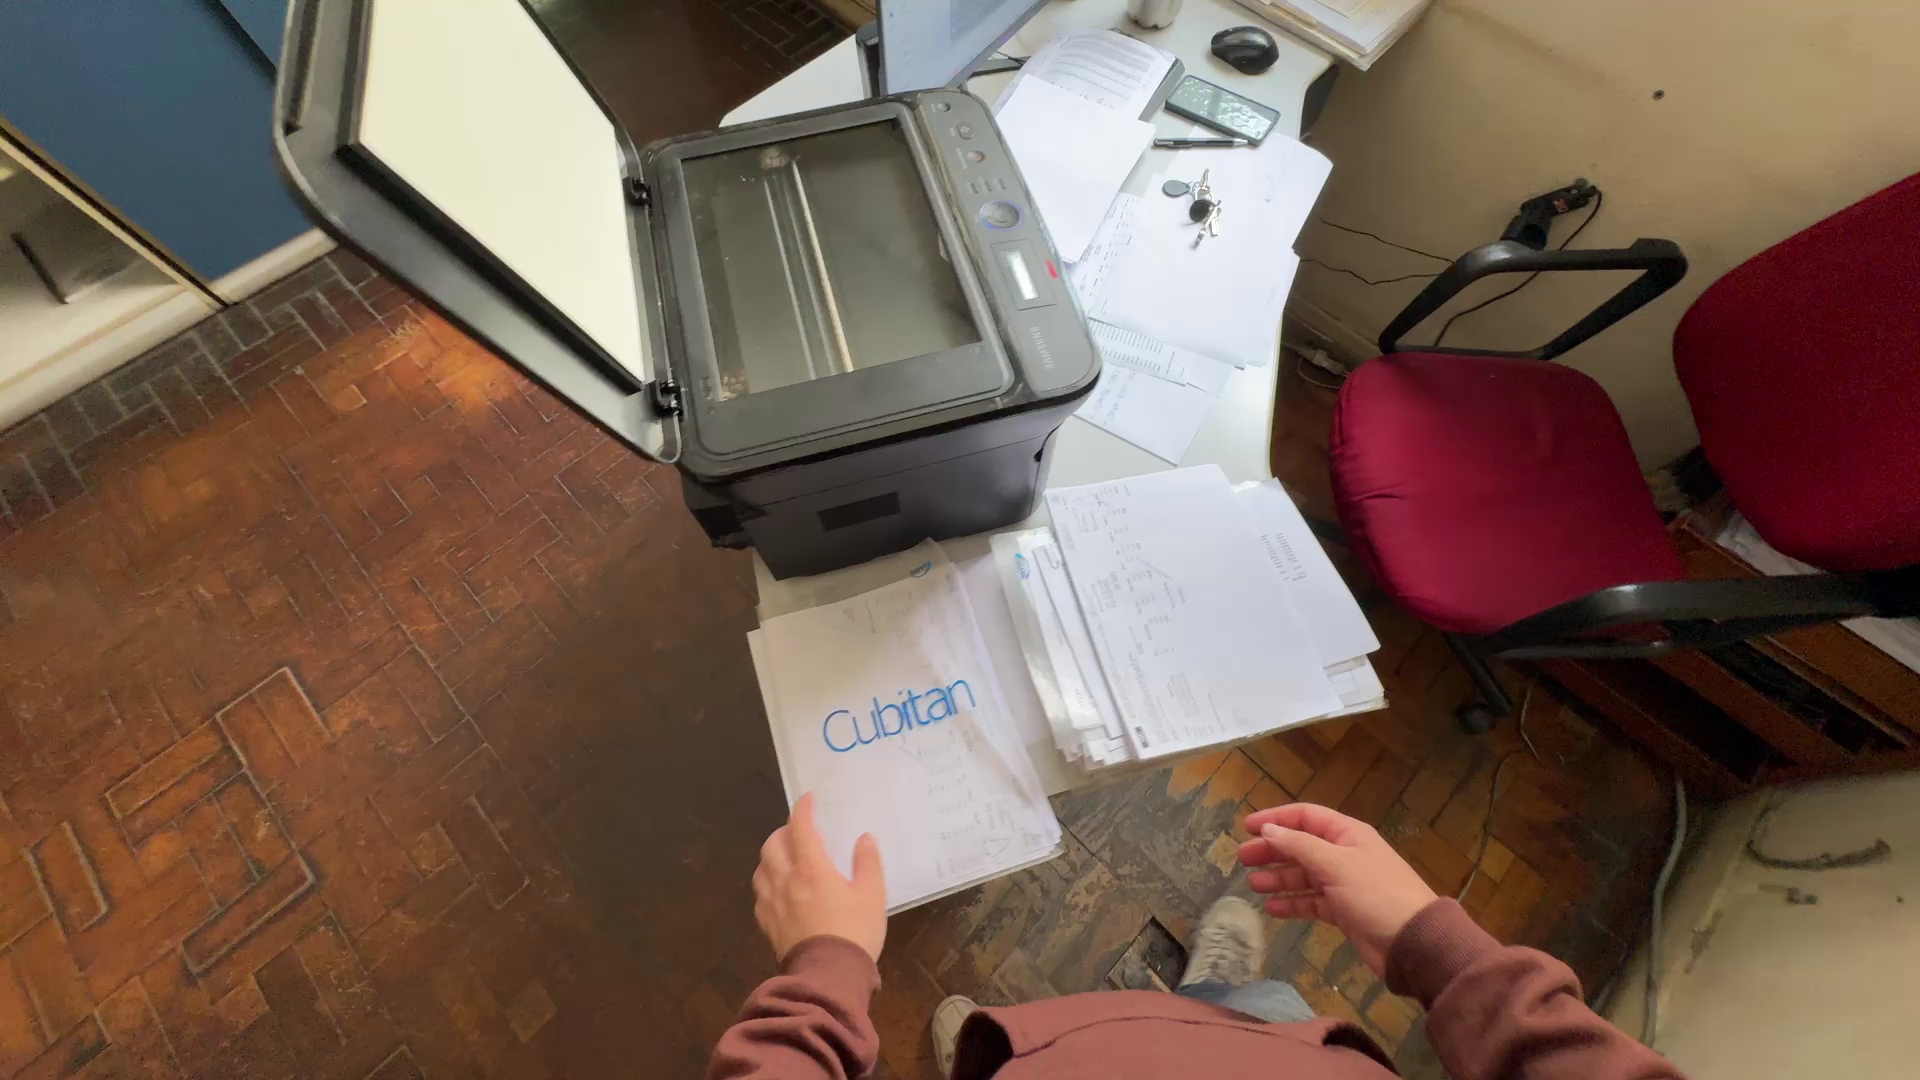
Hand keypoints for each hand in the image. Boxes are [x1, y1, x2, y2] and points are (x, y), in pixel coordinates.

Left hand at [752, 794, 887, 962]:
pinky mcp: (768, 925)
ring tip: (786, 857)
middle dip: (783, 831)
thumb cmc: (854, 932)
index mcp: (812, 868)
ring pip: (761, 868)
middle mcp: (786, 880)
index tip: (809, 799)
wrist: (828, 978)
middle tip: (798, 830)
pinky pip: (760, 894)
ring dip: (771, 856)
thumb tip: (865, 838)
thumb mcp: (872, 895)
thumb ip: (868, 863)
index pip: (800, 827)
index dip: (803, 808)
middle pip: (772, 844)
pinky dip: (767, 882)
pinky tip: (780, 889)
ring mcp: (773, 904)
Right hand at [1238, 802, 1437, 975]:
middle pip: (1299, 845)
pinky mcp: (1344, 911)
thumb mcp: (1335, 864)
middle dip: (1271, 851)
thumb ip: (1298, 845)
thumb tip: (1267, 830)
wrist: (1416, 945)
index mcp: (1346, 834)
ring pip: (1303, 875)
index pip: (1304, 816)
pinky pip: (1311, 901)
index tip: (1247, 827)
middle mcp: (1343, 854)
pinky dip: (1292, 903)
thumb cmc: (1375, 894)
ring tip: (1253, 885)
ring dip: (1278, 878)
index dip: (1275, 819)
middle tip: (1243, 859)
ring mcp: (1343, 883)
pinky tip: (1272, 908)